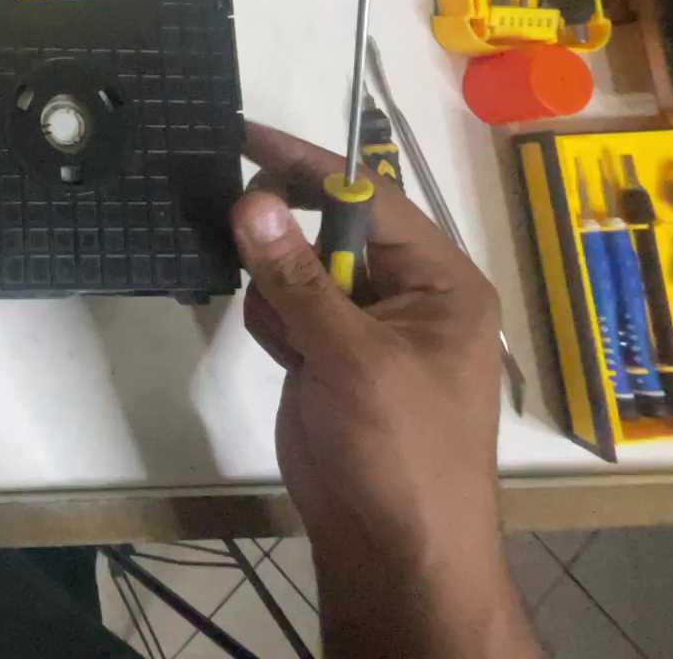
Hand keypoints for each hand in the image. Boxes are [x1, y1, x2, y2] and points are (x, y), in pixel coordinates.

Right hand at [232, 122, 537, 657]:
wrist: (386, 538)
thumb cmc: (396, 445)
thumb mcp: (348, 354)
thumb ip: (295, 274)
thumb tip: (250, 200)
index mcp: (437, 280)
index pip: (364, 198)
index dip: (303, 163)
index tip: (239, 134)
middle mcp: (401, 290)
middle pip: (322, 228)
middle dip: (280, 240)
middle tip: (235, 235)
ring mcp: (358, 320)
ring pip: (289, 265)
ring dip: (273, 292)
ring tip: (288, 339)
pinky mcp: (323, 346)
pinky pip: (278, 302)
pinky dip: (269, 319)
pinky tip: (286, 357)